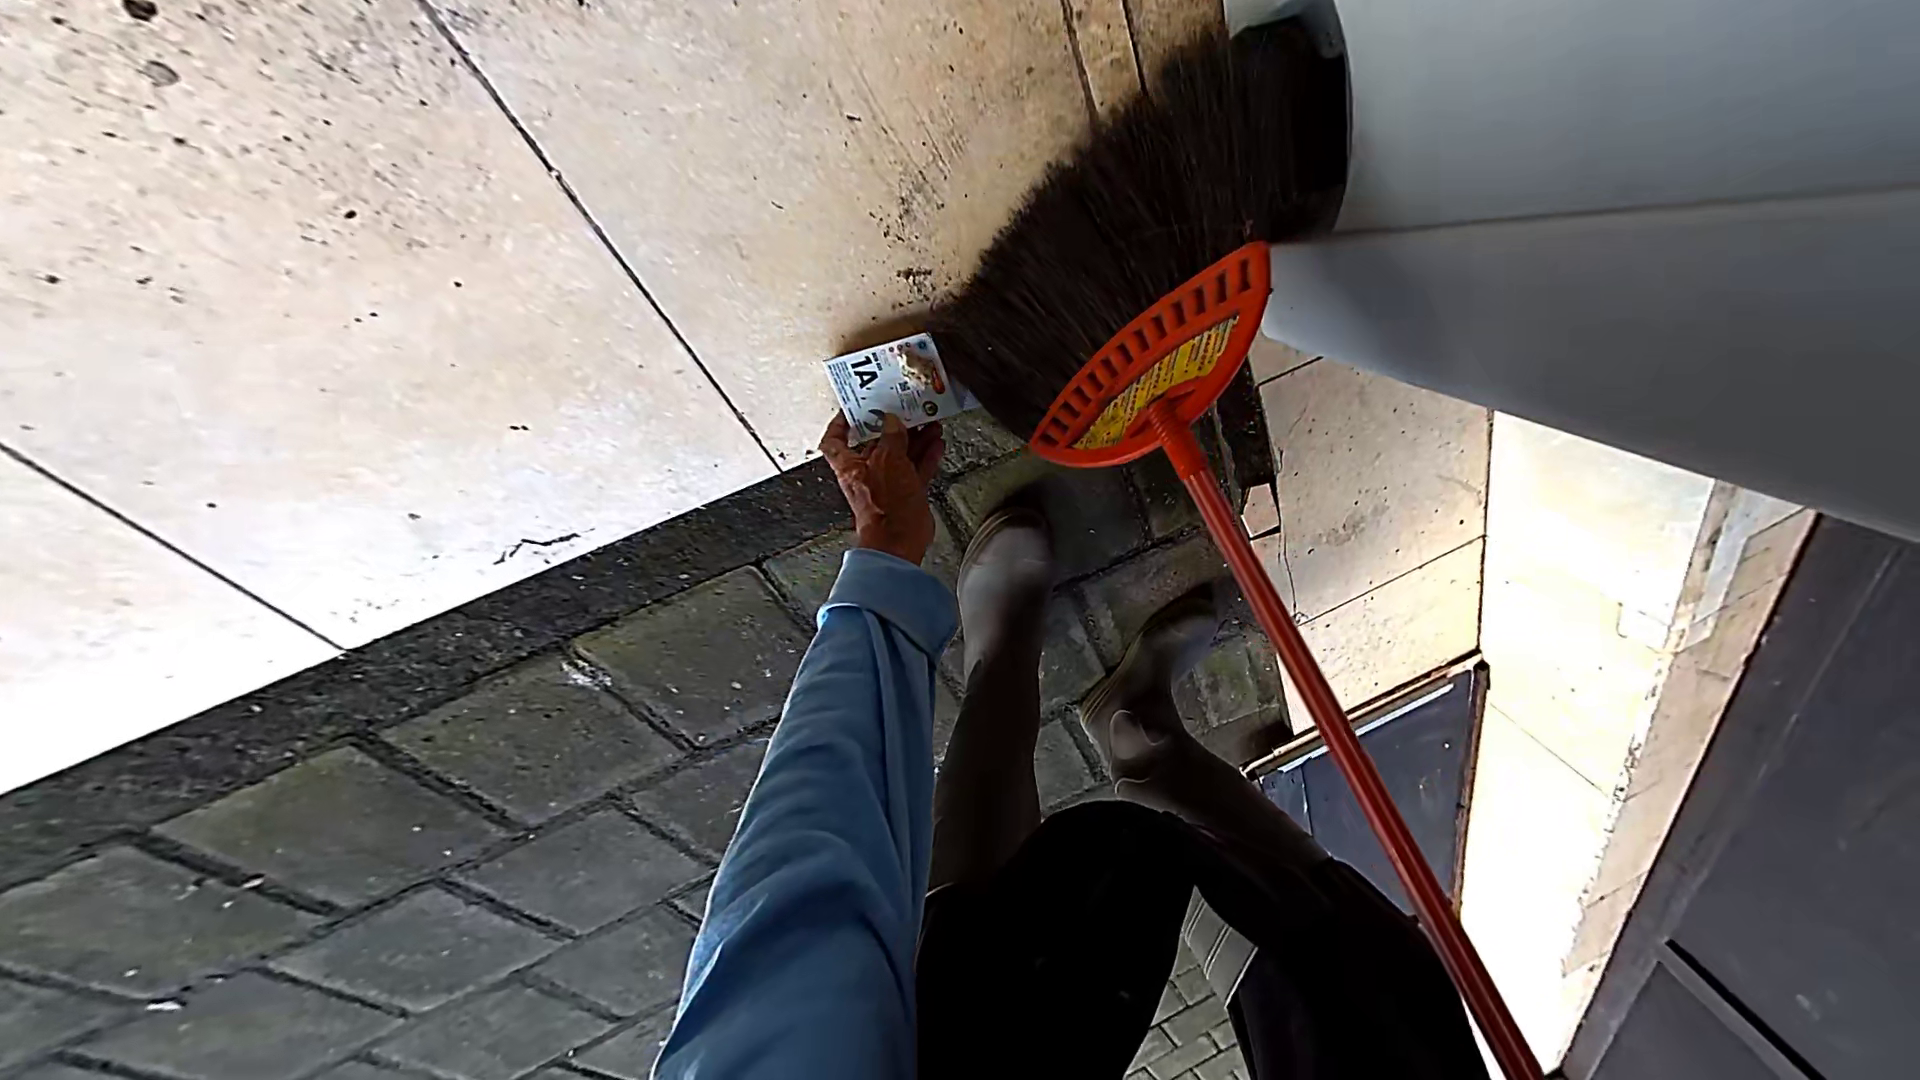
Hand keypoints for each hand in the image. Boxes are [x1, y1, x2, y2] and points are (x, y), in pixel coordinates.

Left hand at [819, 412, 944, 564]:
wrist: (899, 539)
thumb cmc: (884, 507)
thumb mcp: (888, 460)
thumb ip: (892, 437)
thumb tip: (893, 422)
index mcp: (850, 466)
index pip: (835, 441)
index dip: (841, 424)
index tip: (853, 410)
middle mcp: (867, 474)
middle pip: (877, 444)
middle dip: (893, 427)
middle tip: (907, 411)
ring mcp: (888, 484)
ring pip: (901, 455)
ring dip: (915, 439)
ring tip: (928, 424)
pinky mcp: (907, 493)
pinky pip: (917, 469)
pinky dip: (926, 456)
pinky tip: (936, 445)